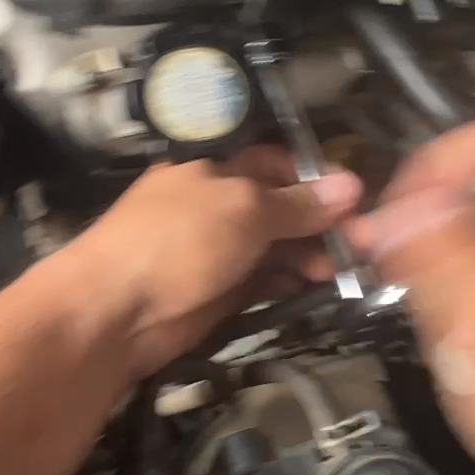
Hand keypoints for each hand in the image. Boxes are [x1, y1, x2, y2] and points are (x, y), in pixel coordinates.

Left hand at [65, 147, 361, 377]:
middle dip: (321, 220)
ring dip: (311, 253)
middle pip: (281, 206)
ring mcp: (218, 250)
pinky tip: (315, 286)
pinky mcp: (222, 291)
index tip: (353, 196)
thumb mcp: (242, 209)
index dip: (313, 176)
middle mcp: (218, 205)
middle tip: (360, 241)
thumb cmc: (176, 241)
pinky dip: (290, 280)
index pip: (274, 162)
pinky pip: (265, 279)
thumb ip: (297, 203)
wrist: (115, 312)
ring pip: (277, 245)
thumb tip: (351, 185)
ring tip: (342, 269)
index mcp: (213, 169)